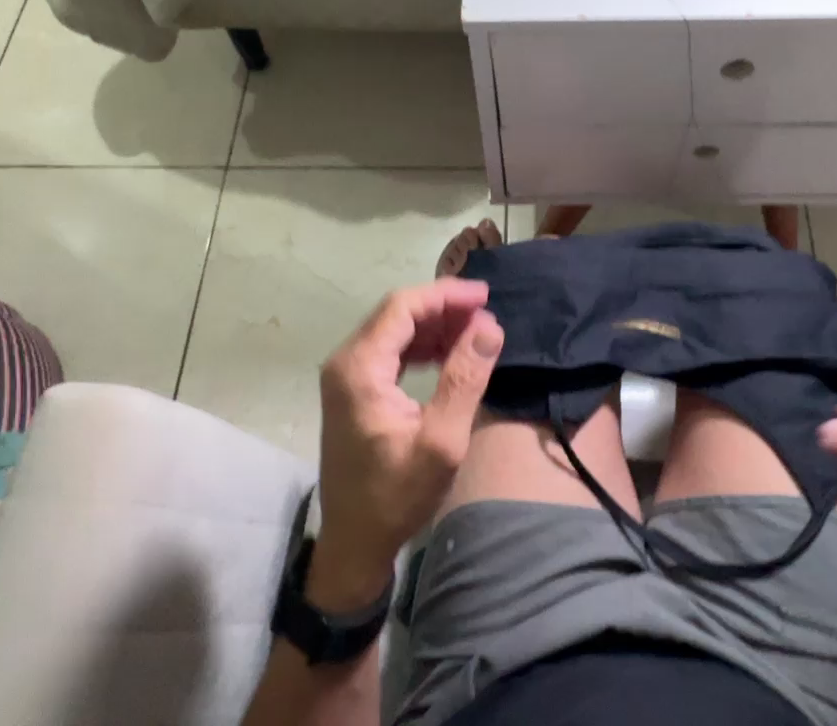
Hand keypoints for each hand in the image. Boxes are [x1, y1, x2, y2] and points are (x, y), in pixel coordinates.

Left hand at [315, 279, 503, 598]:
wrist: (354, 542)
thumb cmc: (396, 496)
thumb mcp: (441, 441)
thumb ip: (464, 379)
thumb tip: (490, 326)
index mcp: (359, 368)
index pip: (403, 307)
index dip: (446, 295)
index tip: (487, 296)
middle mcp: (346, 362)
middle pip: (397, 313)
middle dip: (443, 307)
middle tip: (487, 314)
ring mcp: (346, 376)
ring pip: (394, 330)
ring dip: (435, 326)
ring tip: (477, 332)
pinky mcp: (353, 391)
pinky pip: (390, 352)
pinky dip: (422, 346)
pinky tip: (450, 354)